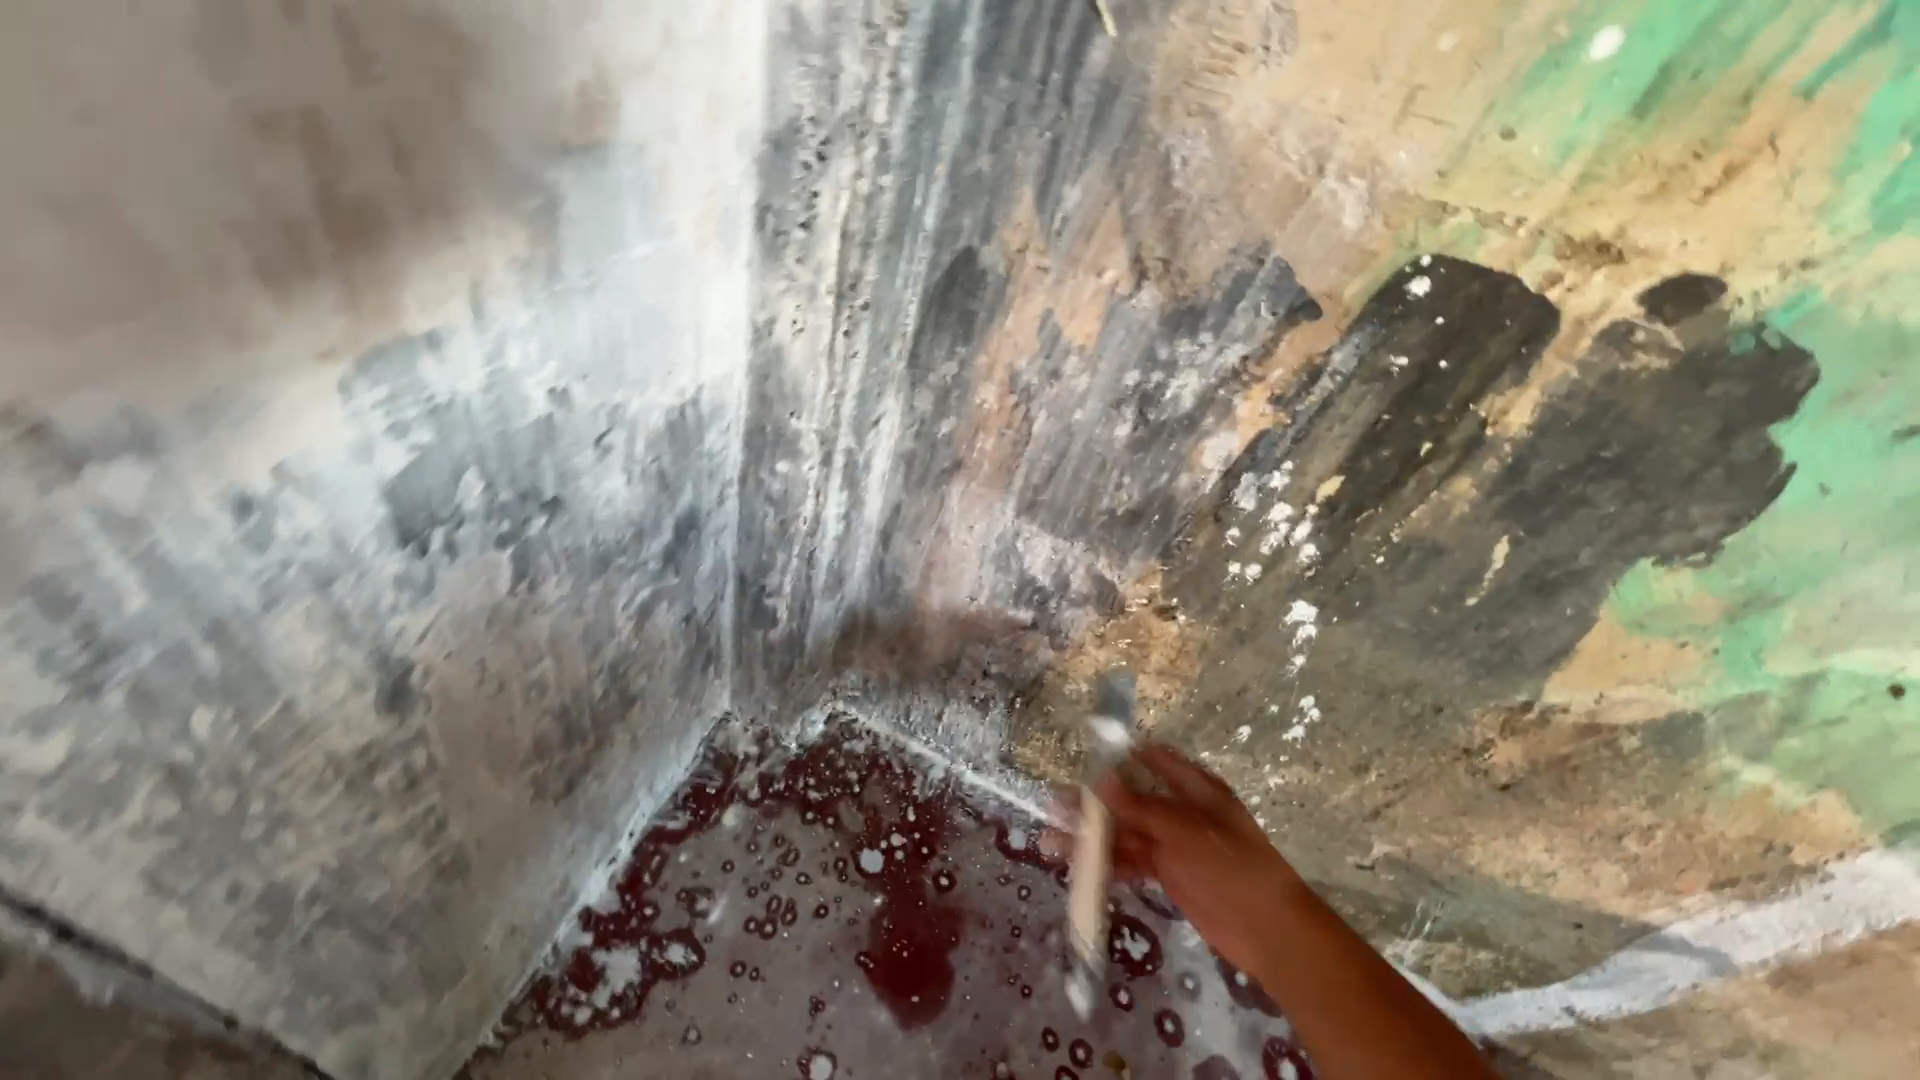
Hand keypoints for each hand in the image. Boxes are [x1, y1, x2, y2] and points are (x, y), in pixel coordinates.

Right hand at [1049, 744, 1309, 977]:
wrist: (1267, 929)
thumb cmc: (1233, 866)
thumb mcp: (1185, 832)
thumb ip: (1141, 807)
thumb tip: (1101, 779)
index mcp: (1195, 788)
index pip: (1155, 761)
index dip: (1122, 757)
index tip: (1083, 756)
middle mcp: (1181, 811)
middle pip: (1131, 800)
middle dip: (1094, 803)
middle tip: (1054, 805)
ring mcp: (1174, 844)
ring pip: (1126, 833)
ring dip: (1093, 837)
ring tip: (1053, 841)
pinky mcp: (1168, 874)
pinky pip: (1132, 861)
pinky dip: (1107, 863)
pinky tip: (1079, 867)